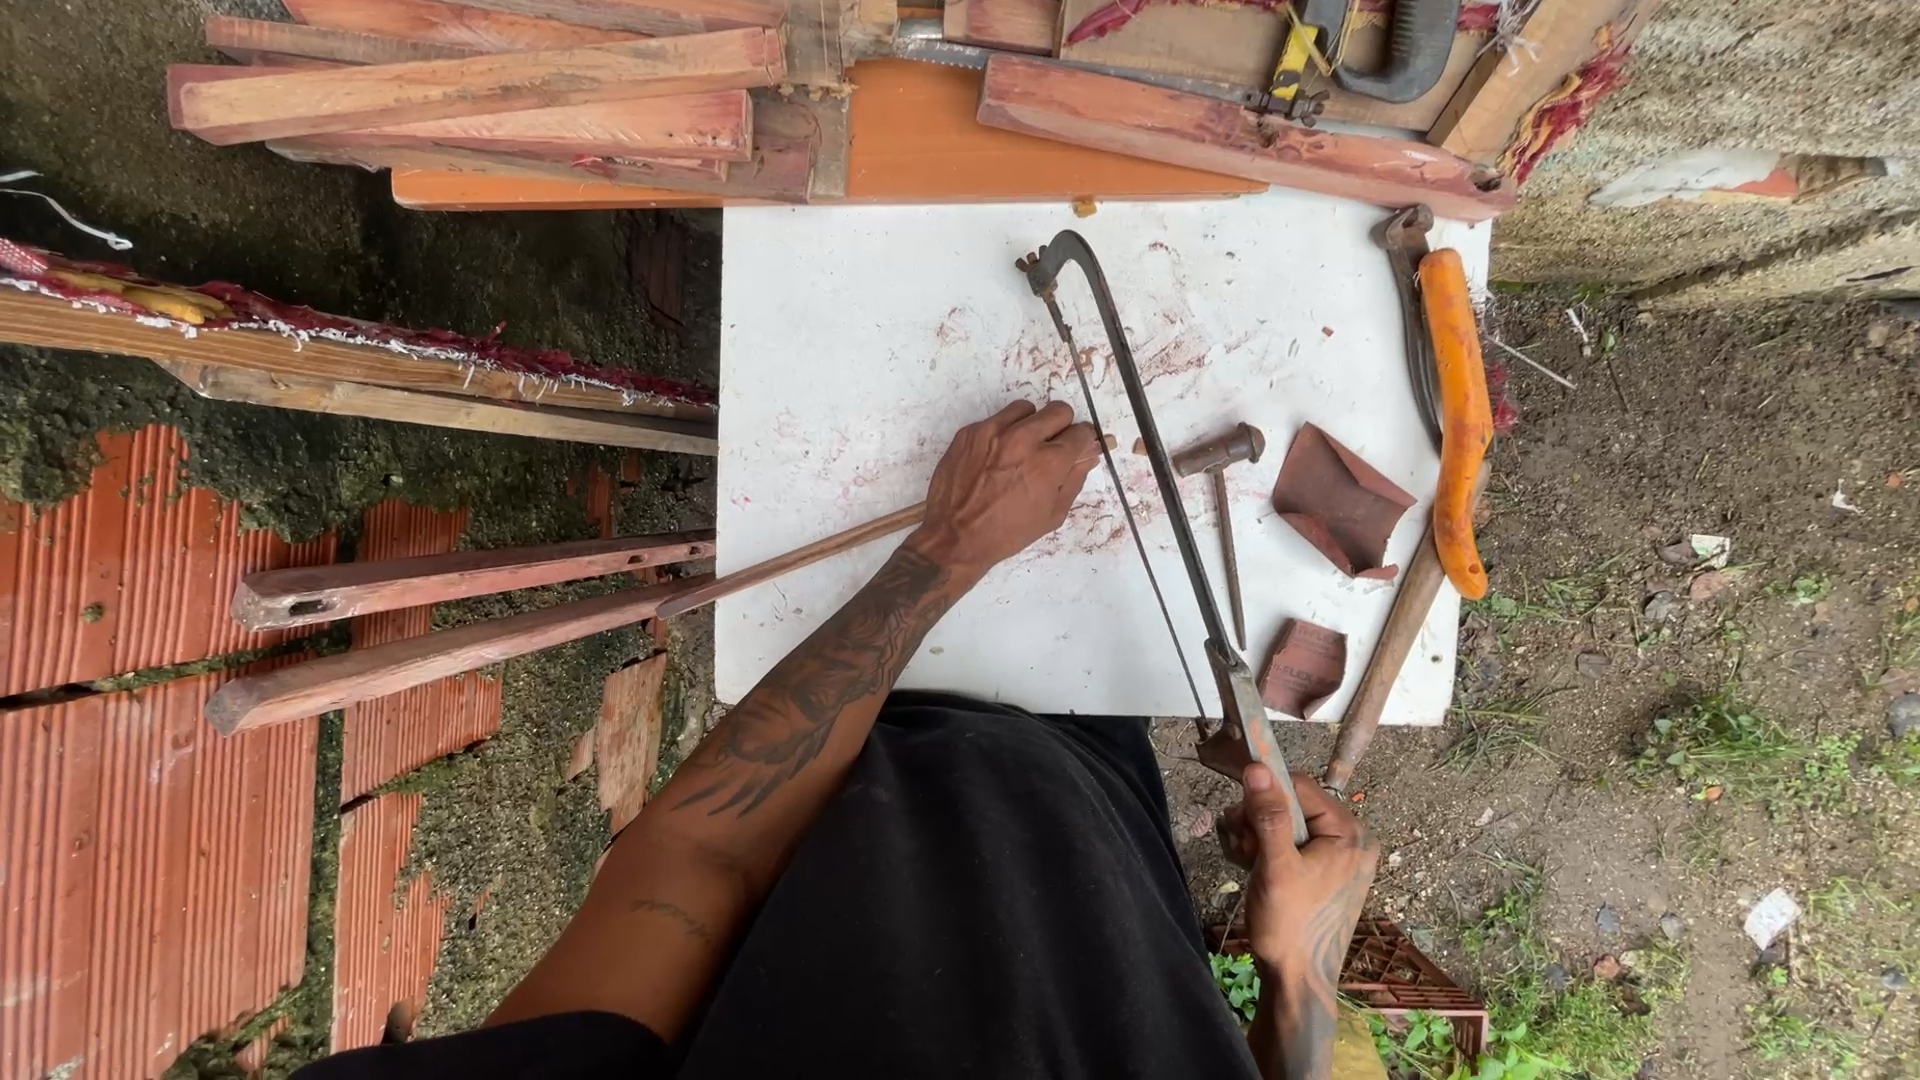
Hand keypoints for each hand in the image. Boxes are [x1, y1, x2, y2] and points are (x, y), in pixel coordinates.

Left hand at [905, 400, 1101, 579]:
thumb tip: (1089, 454)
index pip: (1081, 432)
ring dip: (1031, 424)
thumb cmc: (1008, 533)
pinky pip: (996, 419)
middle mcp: (1023, 439)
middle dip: (1061, 427)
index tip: (1076, 448)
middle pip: (1059, 411)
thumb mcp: (1052, 514)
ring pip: (1026, 409)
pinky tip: (997, 456)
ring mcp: (993, 432)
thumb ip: (1075, 479)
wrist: (956, 537)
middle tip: (1051, 447)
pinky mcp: (970, 432)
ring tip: (1022, 449)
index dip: (1082, 442)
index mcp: (1049, 462)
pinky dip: (1003, 432)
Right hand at [1219, 766, 1378, 980]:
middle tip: (1245, 847)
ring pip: (1282, 817)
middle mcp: (1348, 837)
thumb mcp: (1276, 867)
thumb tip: (1257, 767)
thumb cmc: (1289, 924)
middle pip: (1289, 801)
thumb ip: (1269, 815)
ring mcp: (1335, 853)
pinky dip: (1264, 845)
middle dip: (1257, 818)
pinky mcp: (1321, 866)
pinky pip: (1286, 836)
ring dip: (1255, 832)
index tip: (1241, 820)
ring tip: (1248, 859)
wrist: (1295, 978)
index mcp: (1349, 833)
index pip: (1299, 786)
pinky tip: (1254, 864)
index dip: (1264, 796)